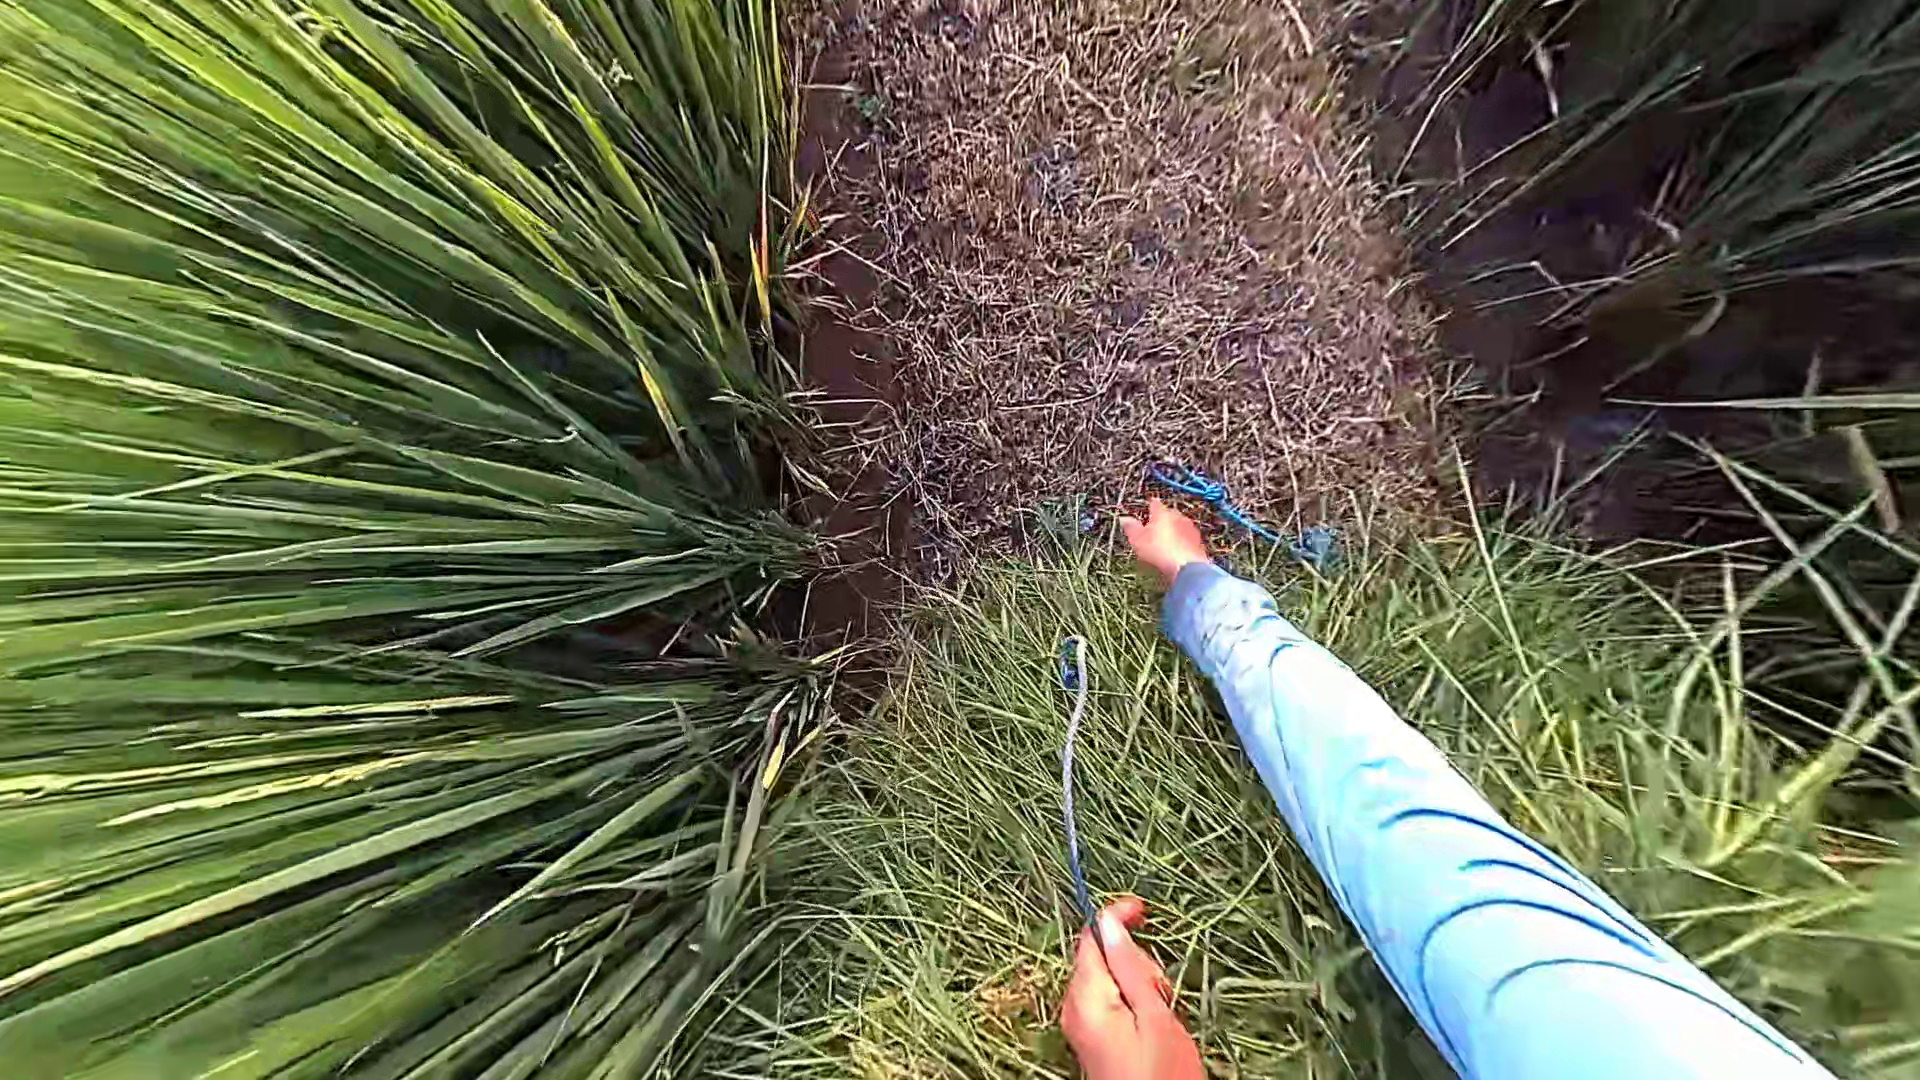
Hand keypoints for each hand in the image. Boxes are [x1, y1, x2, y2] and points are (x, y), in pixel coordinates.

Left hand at [1061, 897, 1203, 1079]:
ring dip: (1135, 981)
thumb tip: (1108, 919)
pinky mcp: (1090, 1038)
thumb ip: (1129, 965)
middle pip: (1100, 955)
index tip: (1144, 910)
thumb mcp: (1155, 1017)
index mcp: (1084, 995)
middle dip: (1133, 960)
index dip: (1115, 916)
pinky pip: (1107, 1000)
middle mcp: (1073, 1004)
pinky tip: (1150, 1022)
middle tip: (1160, 989)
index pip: (1091, 935)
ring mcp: (1079, 1023)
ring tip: (1159, 1011)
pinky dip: (1130, 1000)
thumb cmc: (1161, 1077)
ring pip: (1106, 977)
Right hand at [1120, 498, 1210, 586]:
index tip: (1147, 509)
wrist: (1186, 566)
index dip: (1150, 506)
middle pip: (1168, 514)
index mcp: (1162, 513)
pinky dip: (1181, 542)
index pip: (1155, 504)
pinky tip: (1175, 551)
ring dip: (1172, 531)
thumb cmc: (1159, 550)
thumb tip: (1124, 518)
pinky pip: (1186, 538)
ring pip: (1179, 525)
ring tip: (1164, 542)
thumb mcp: (1137, 539)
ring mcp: (1190, 528)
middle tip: (1152, 528)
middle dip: (1161, 520)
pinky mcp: (1198, 541)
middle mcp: (1178, 516)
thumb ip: (1131, 527)